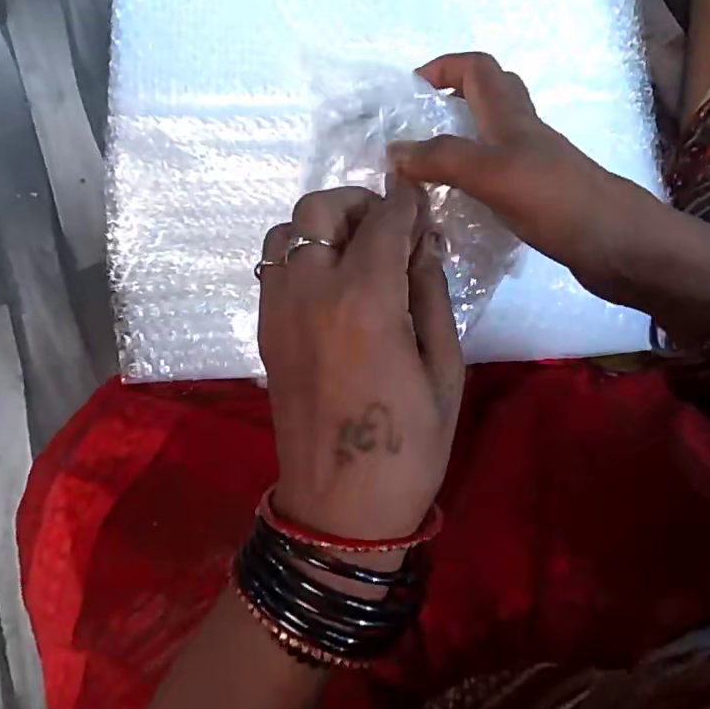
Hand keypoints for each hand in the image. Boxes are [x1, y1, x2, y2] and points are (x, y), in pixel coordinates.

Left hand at [258, 181, 463, 545]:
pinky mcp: (264, 330)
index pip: (384, 221)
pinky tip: (333, 283)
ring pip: (286, 232)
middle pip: (319, 210)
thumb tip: (422, 245)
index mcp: (365, 301)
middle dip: (358, 203)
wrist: (340, 505)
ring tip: (357, 253)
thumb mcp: (444, 369)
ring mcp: (278, 310)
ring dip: (323, 227)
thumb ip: (430, 295)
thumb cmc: (409, 447)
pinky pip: (274, 267)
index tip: (422, 204)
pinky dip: (302, 255)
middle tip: (388, 228)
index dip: (407, 204)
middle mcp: (311, 292)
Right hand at [389, 52, 709, 312]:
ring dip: (462, 141)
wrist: (620, 246)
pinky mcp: (542, 199)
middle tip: (419, 125)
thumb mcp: (493, 172)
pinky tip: (461, 205)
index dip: (444, 67)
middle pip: (491, 96)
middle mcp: (525, 136)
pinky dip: (475, 179)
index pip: (477, 69)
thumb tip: (394, 150)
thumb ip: (442, 158)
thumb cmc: (559, 201)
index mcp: (513, 119)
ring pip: (495, 138)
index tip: (411, 89)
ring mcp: (536, 168)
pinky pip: (500, 176)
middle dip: (453, 97)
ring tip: (428, 168)